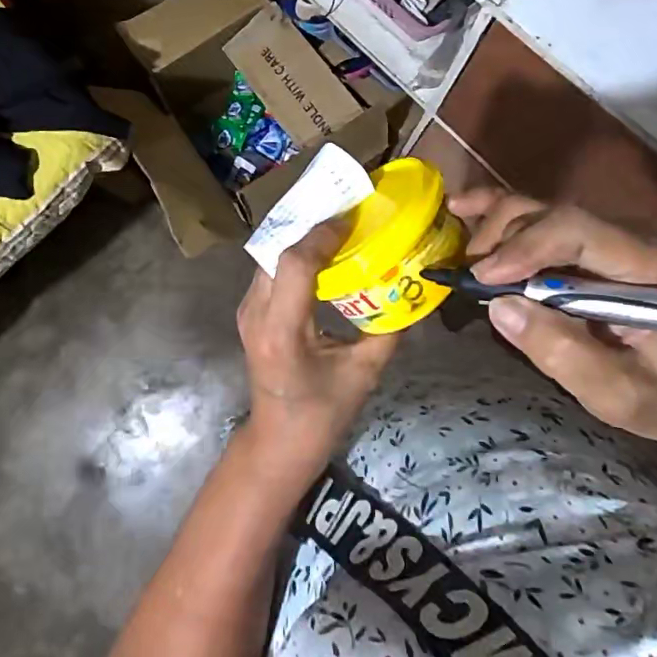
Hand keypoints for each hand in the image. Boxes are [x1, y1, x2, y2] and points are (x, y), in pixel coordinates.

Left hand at [236, 224, 398, 473]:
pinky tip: (318, 254)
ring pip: (269, 257)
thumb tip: (409, 291)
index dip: (321, 235)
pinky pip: (268, 270)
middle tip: (345, 215)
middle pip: (277, 252)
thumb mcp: (363, 373)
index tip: (350, 220)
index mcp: (282, 329)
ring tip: (334, 229)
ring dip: (299, 240)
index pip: (295, 264)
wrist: (278, 440)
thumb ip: (386, 330)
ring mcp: (247, 310)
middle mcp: (256, 312)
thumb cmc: (321, 413)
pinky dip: (291, 256)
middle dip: (310, 229)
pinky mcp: (249, 311)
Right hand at [448, 189, 656, 446]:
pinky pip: (529, 214)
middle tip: (472, 281)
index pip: (579, 231)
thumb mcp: (618, 393)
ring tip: (468, 267)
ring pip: (533, 208)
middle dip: (502, 241)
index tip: (485, 278)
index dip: (526, 246)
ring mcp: (599, 233)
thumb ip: (563, 353)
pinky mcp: (576, 240)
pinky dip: (491, 209)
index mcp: (650, 265)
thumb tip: (500, 306)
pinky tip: (459, 208)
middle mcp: (625, 237)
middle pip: (549, 215)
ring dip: (491, 230)